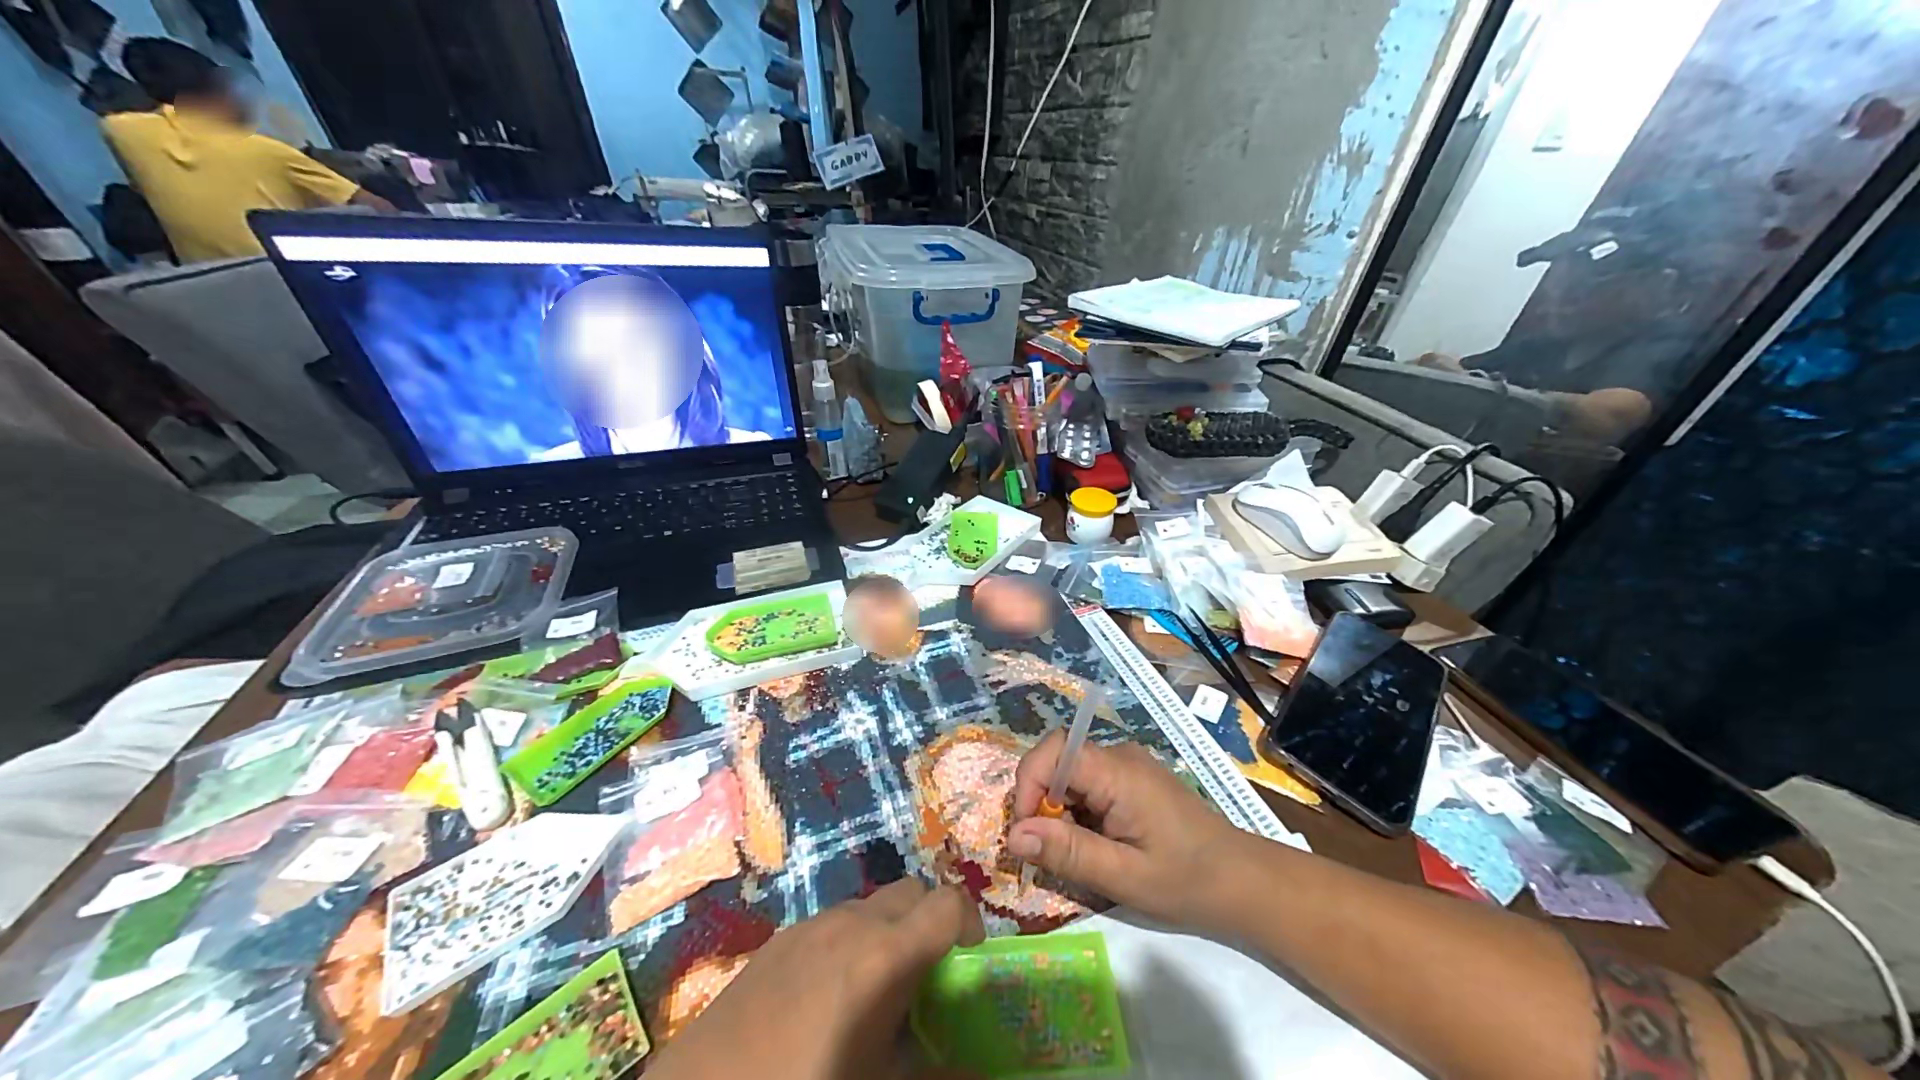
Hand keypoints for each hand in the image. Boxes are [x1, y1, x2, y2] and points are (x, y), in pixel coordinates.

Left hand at [648, 879, 984, 1079]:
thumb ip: (937, 1076)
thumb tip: (981, 1076)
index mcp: (885, 955)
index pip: (948, 903)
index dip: (970, 922)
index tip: (969, 961)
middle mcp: (852, 924)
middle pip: (911, 892)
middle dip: (930, 922)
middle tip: (929, 976)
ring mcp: (811, 926)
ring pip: (870, 905)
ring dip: (889, 931)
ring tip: (879, 991)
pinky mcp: (778, 939)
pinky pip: (832, 922)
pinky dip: (851, 941)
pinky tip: (829, 996)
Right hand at [1009, 732, 1249, 930]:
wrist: (1243, 882)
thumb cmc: (1186, 881)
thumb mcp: (1122, 876)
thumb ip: (1067, 852)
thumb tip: (1014, 836)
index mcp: (1119, 772)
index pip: (1056, 750)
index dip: (1029, 782)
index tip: (1024, 829)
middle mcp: (1120, 757)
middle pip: (1060, 761)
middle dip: (1040, 802)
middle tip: (1043, 849)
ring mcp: (1128, 767)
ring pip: (1071, 775)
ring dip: (1058, 811)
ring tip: (1072, 854)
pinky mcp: (1132, 782)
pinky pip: (1089, 786)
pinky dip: (1077, 813)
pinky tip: (1093, 846)